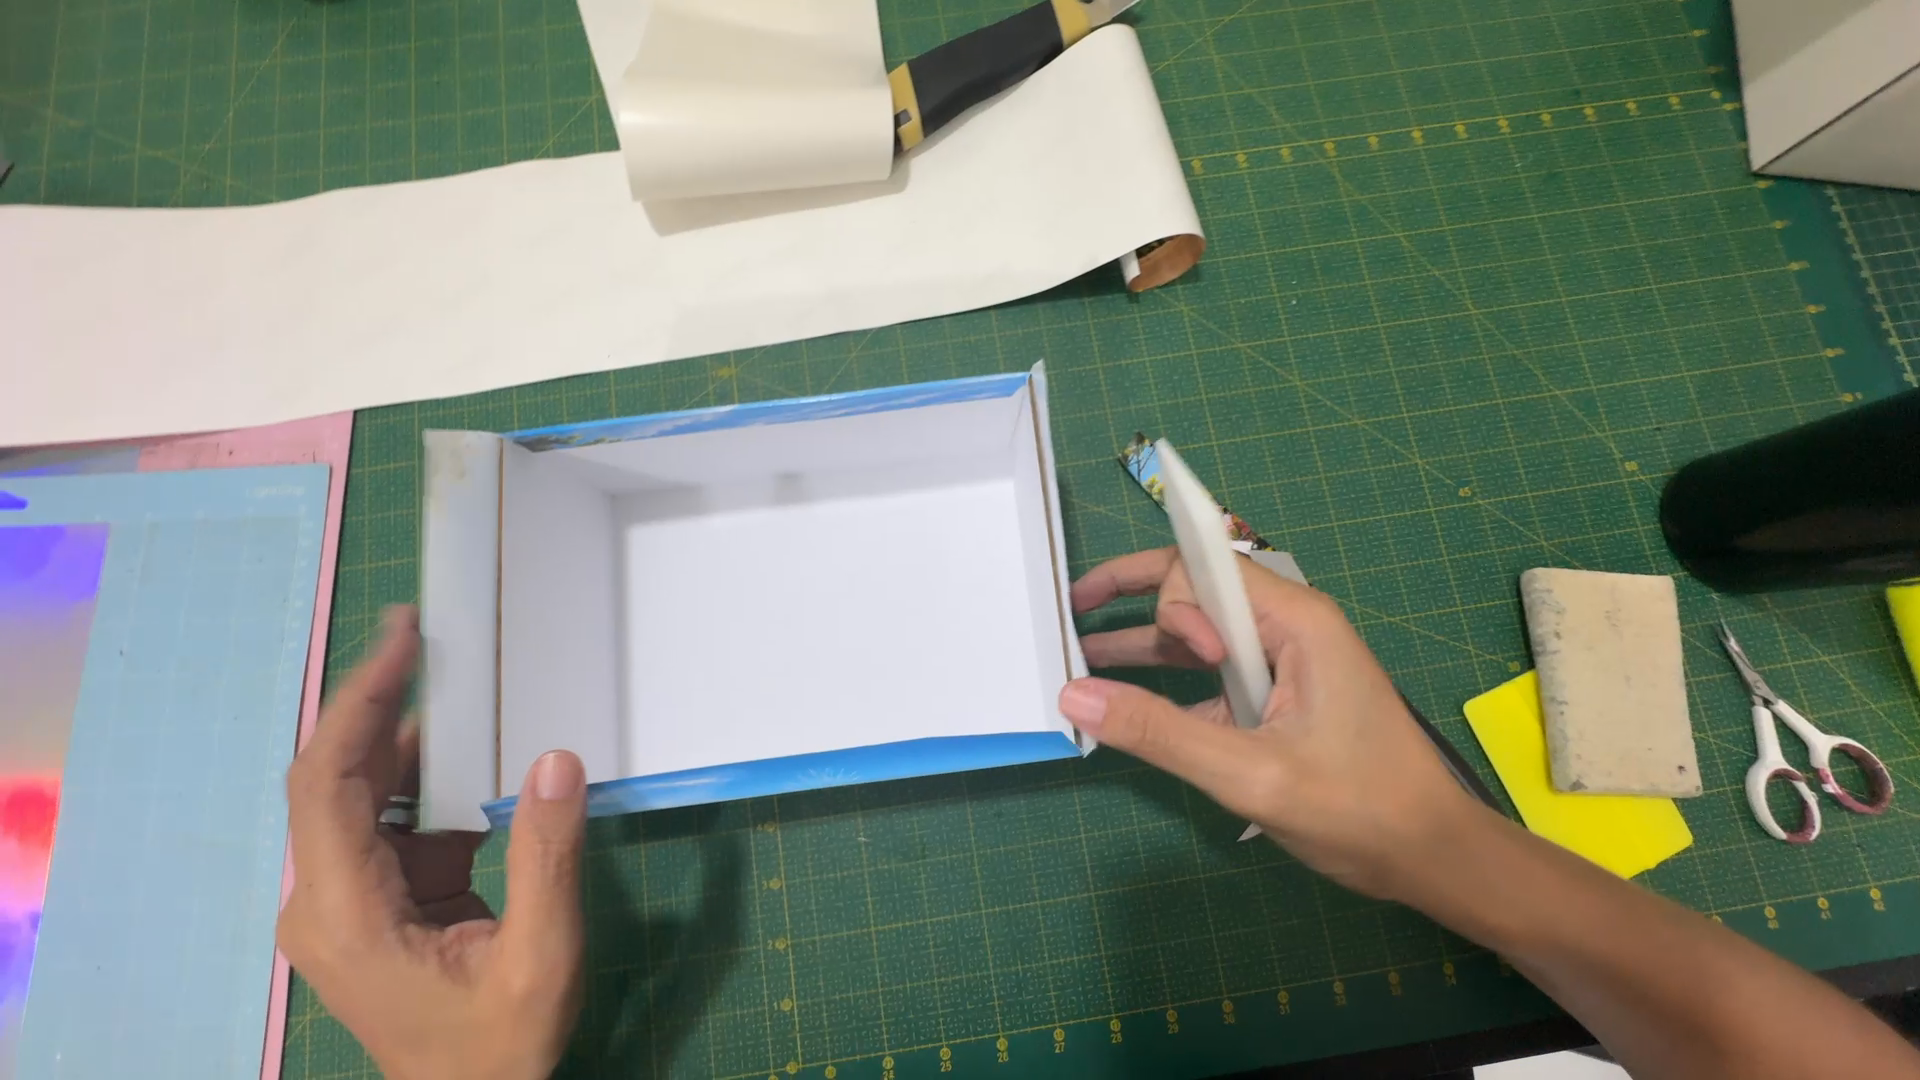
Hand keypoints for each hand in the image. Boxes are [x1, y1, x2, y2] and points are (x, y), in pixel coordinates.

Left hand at [277, 606, 588, 1079]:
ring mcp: (347, 897)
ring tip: (455, 676)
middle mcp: (324, 896)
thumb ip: (548, 855)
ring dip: (406, 732)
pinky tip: (471, 748)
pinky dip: (427, 772)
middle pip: (336, 776)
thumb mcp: (543, 952)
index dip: (361, 704)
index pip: (329, 783)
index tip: (402, 643)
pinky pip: (393, 816)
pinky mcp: (376, 896)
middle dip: (379, 700)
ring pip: (362, 791)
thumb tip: (557, 758)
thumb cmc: (500, 1041)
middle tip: (427, 634)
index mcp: (345, 910)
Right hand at [1059, 548, 1481, 899]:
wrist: (1434, 858)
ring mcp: (1278, 661)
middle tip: (1075, 605)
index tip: (1191, 660)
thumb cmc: (1360, 811)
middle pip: (1194, 588)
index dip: (1176, 602)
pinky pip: (1207, 671)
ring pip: (1196, 630)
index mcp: (1294, 621)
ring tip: (1081, 649)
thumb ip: (1159, 733)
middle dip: (1134, 594)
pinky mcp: (1271, 694)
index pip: (1207, 571)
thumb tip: (1073, 694)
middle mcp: (1284, 627)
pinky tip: (1125, 699)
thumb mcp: (1251, 775)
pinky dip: (1165, 680)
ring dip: (1141, 639)